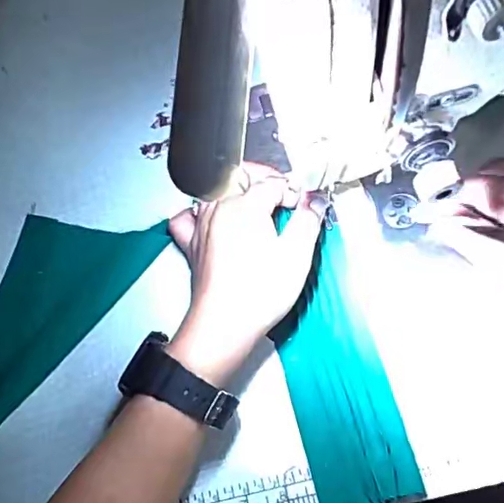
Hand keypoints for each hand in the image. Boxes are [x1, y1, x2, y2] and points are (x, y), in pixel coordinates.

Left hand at [167, 164, 324, 385]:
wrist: (225, 325)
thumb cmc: (257, 295)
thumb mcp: (297, 254)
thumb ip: (308, 220)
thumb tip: (314, 202)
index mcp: (243, 206)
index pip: (272, 183)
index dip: (292, 191)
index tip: (304, 206)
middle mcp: (217, 210)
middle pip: (240, 177)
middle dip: (264, 180)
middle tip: (284, 197)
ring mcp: (201, 226)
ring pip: (216, 192)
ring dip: (238, 193)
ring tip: (257, 208)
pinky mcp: (192, 245)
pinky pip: (189, 217)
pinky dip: (201, 213)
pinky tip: (215, 221)